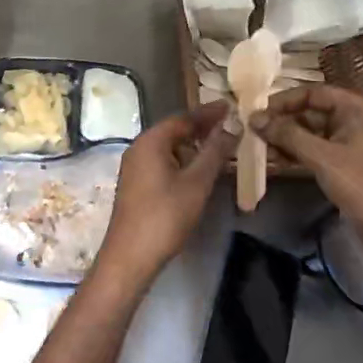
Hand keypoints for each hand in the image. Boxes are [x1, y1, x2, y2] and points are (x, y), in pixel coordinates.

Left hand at [97, 102, 237, 282]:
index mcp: (151, 141)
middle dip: (200, 127)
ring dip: (192, 145)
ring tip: (218, 146)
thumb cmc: (165, 216)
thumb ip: (214, 153)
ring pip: (168, 147)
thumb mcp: (197, 183)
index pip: (183, 118)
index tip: (229, 107)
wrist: (130, 256)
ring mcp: (134, 167)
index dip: (208, 113)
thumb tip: (231, 128)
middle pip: (173, 130)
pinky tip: (197, 170)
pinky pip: (162, 162)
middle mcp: (139, 148)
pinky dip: (181, 160)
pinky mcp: (136, 185)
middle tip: (228, 125)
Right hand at [249, 85, 362, 246]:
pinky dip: (296, 152)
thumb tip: (254, 118)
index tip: (258, 112)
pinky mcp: (346, 163)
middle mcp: (356, 119)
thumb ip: (287, 135)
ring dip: (286, 138)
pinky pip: (316, 149)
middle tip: (253, 131)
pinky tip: (273, 159)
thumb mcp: (322, 157)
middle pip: (311, 111)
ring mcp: (352, 142)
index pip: (314, 93)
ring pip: (311, 132)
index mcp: (358, 108)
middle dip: (282, 121)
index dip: (284, 101)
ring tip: (258, 145)